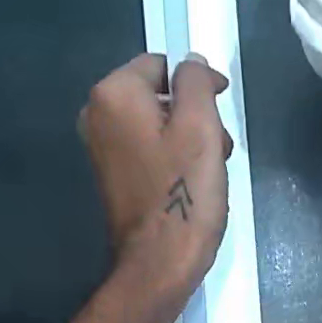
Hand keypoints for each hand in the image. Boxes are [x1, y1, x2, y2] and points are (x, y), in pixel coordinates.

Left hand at [78, 52, 233, 300]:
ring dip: (188, 136)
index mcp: (114, 95)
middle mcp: (97, 115)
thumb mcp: (200, 127)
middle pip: (157, 94)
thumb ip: (196, 83)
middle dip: (194, 113)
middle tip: (221, 145)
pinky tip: (192, 181)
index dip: (197, 80)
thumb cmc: (183, 192)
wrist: (159, 261)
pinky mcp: (111, 175)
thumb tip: (190, 62)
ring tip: (212, 168)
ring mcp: (101, 148)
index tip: (224, 103)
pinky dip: (172, 155)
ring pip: (155, 123)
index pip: (161, 64)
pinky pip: (147, 148)